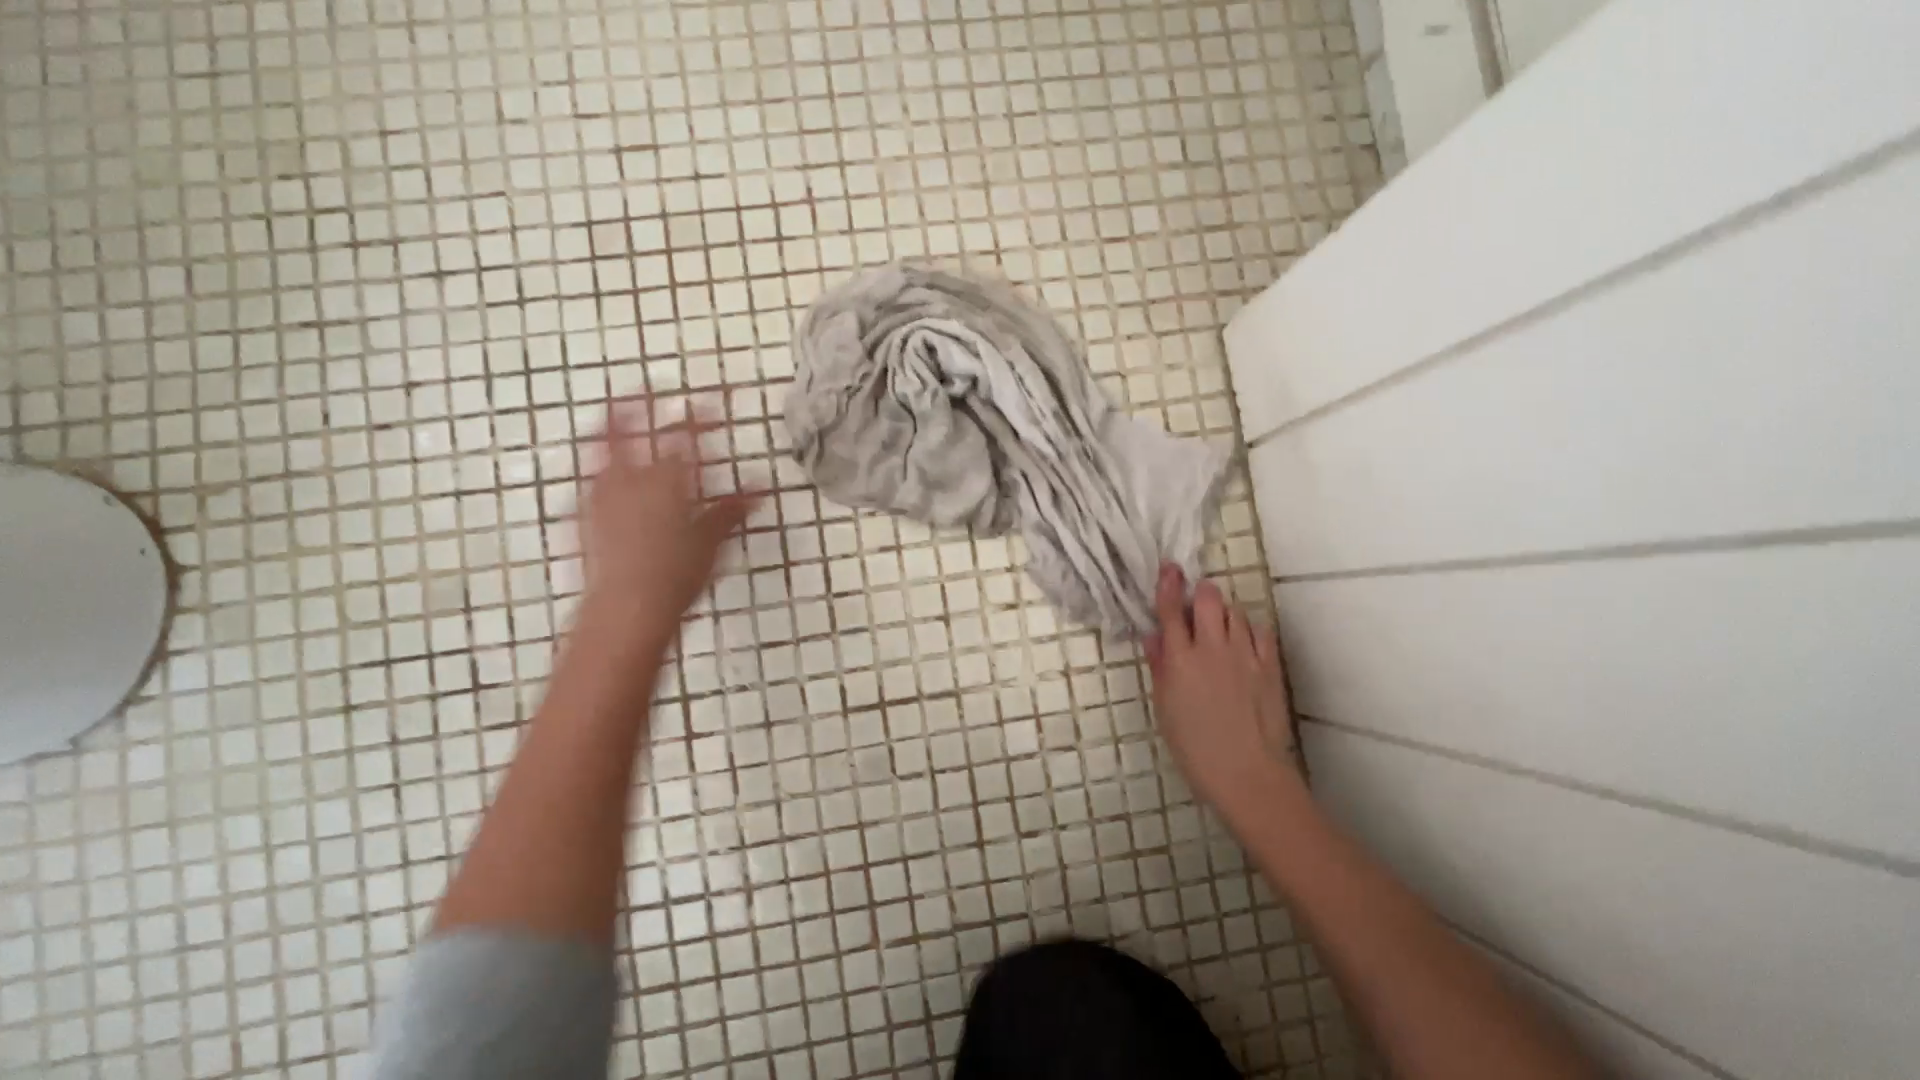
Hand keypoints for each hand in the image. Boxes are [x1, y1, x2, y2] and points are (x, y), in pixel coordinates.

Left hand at [574, 397, 759, 656]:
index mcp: (668, 480)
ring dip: (610, 428)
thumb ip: (730, 511)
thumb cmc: (674, 576)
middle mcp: (632, 479)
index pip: (686, 435)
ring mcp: (604, 496)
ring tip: (612, 414)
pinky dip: (596, 470)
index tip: (708, 399)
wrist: (626, 608)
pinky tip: (598, 474)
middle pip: (632, 429)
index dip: (699, 414)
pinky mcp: (584, 517)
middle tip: (644, 387)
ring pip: (602, 449)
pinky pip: (588, 481)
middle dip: (640, 404)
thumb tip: (755, 492)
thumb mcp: (711, 543)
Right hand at [1145, 564, 1302, 822]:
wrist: (1247, 772)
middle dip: (1201, 593)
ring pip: (1235, 611)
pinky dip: (1250, 630)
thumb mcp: (1165, 710)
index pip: (1170, 610)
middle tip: (1196, 604)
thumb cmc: (1195, 749)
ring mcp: (1245, 654)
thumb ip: (1160, 668)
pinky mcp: (1270, 665)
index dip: (1168, 584)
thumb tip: (1155, 637)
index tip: (1169, 567)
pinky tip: (1244, 643)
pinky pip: (1260, 631)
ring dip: (1224, 613)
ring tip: (1219, 629)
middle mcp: (1212, 648)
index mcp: (1180, 660)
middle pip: (1208, 599)